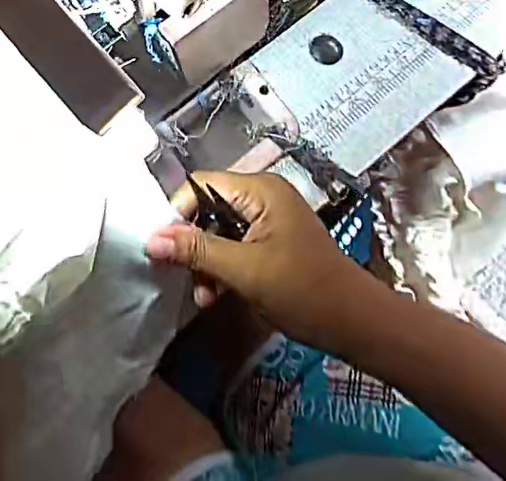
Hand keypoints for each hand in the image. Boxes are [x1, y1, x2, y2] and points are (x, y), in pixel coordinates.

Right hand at [146, 169, 382, 352]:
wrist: (354, 322)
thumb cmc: (302, 290)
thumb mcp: (245, 271)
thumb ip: (197, 251)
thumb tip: (151, 239)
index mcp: (260, 189)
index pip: (201, 183)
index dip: (178, 211)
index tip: (163, 247)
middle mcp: (263, 195)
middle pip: (208, 206)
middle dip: (193, 242)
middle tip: (183, 276)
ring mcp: (269, 217)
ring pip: (219, 229)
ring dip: (206, 261)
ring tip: (204, 295)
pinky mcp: (272, 239)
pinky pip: (235, 243)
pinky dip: (223, 266)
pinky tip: (217, 295)